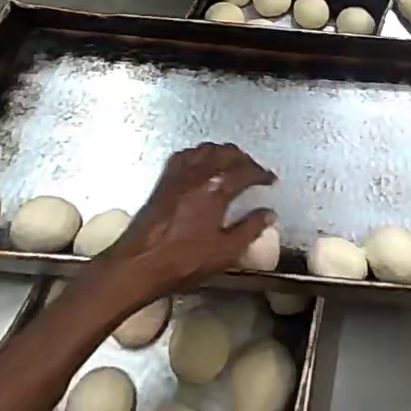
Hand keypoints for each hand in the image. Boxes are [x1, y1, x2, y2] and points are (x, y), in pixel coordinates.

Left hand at [95, 143, 275, 300]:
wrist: (140, 262)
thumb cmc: (183, 260)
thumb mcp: (225, 251)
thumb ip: (250, 229)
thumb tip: (269, 214)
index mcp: (215, 190)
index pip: (246, 171)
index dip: (262, 173)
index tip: (270, 180)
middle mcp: (197, 174)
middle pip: (226, 153)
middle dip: (244, 159)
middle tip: (254, 170)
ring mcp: (178, 174)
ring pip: (205, 149)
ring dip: (222, 152)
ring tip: (231, 164)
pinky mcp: (164, 179)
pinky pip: (184, 155)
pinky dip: (198, 153)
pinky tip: (201, 162)